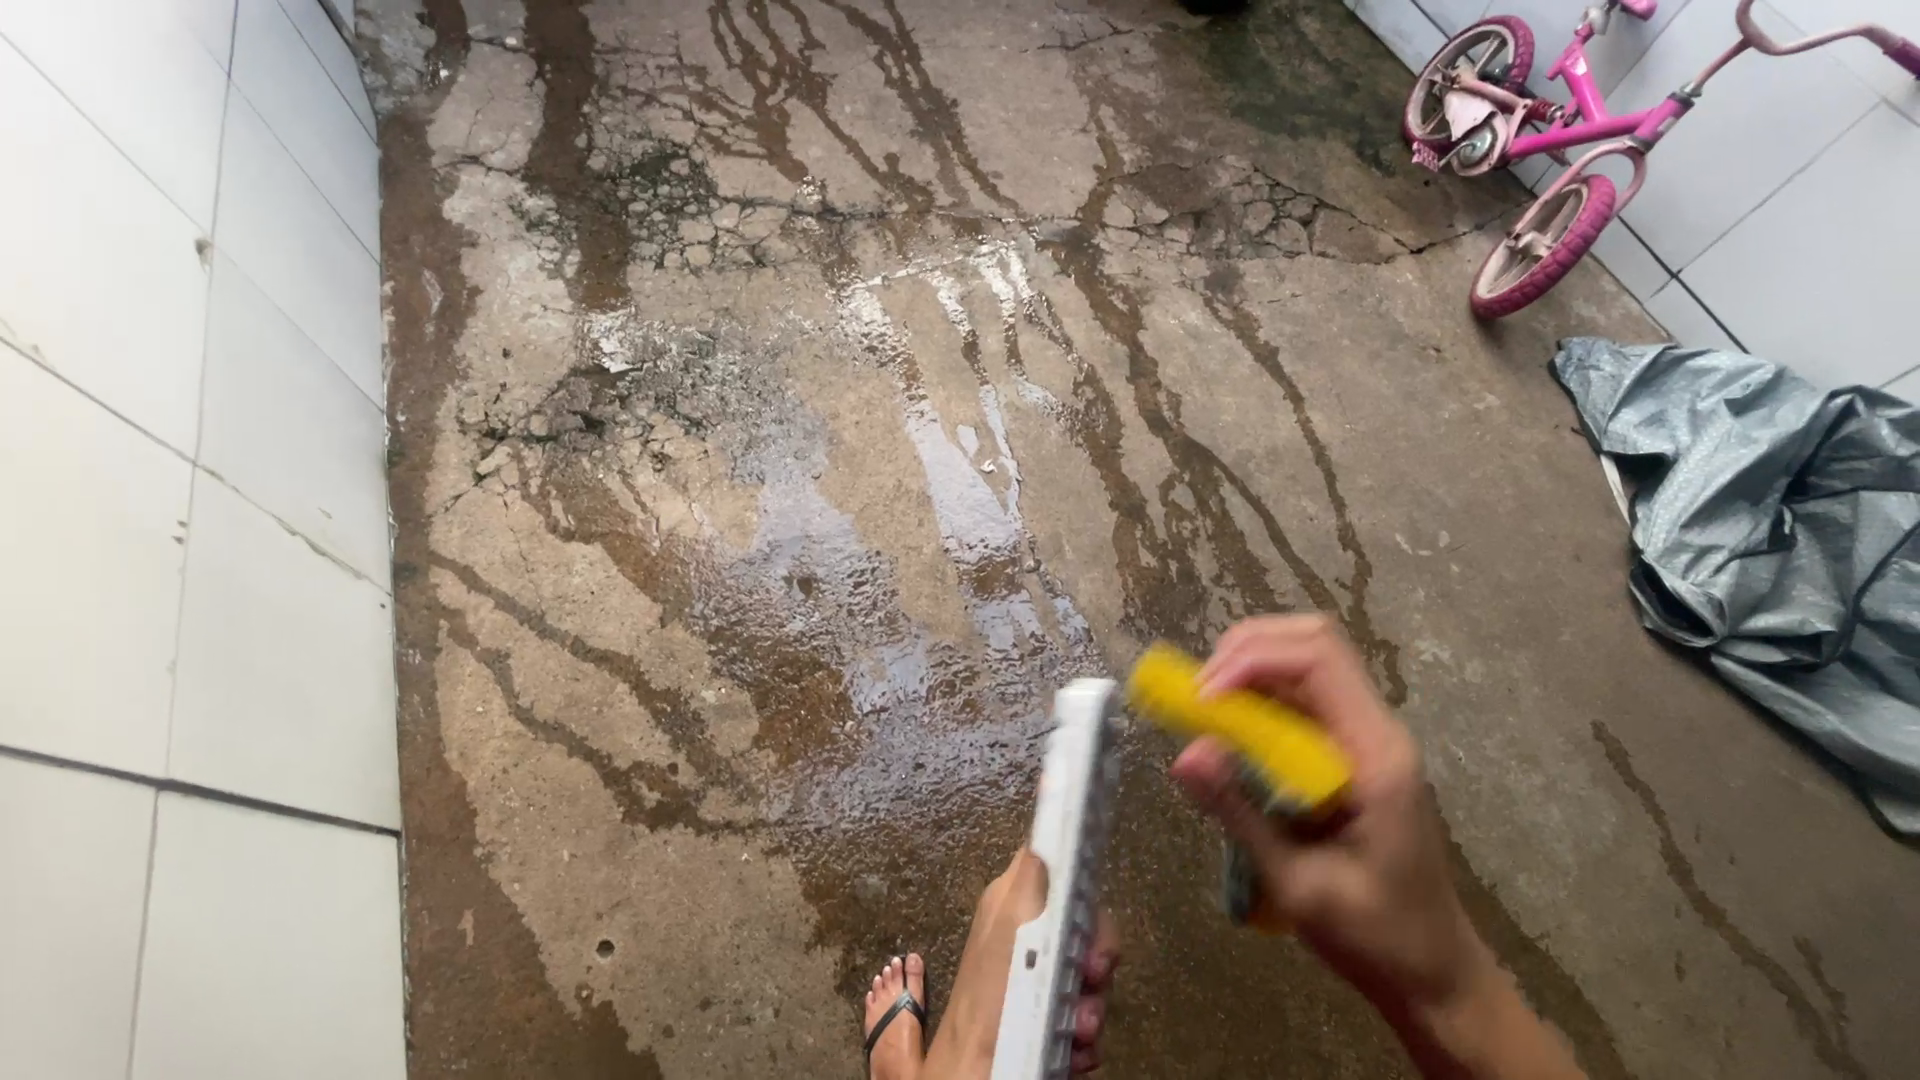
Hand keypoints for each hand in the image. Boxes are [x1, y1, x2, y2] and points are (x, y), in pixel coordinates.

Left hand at [924, 850, 1119, 1076]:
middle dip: (1097, 961)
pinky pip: (1084, 1017)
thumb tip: (1048, 791)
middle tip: (1091, 980)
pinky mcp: (1046, 1017)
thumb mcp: (1013, 915)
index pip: (1062, 873)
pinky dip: (1086, 1038)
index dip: (1085, 894)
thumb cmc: (992, 992)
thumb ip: (1035, 864)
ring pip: (1090, 978)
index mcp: (1016, 901)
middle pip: (1086, 930)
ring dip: (1093, 1007)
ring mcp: (1037, 978)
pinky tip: (1076, 1051)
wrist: (975, 1070)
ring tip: (1079, 1030)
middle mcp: (1028, 933)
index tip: (1091, 925)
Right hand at [1170, 617, 1585, 1078]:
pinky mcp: (1349, 749)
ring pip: (1305, 660)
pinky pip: (1301, 696)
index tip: (1201, 699)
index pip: (1318, 660)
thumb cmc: (1375, 936)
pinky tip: (1230, 729)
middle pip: (1312, 642)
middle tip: (1197, 695)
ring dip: (1248, 667)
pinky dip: (1256, 695)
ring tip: (1204, 707)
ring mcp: (1365, 735)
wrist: (1435, 973)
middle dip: (1245, 651)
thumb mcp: (1297, 882)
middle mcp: (1375, 729)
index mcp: (1375, 753)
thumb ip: (1240, 812)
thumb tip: (1183, 755)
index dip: (1251, 661)